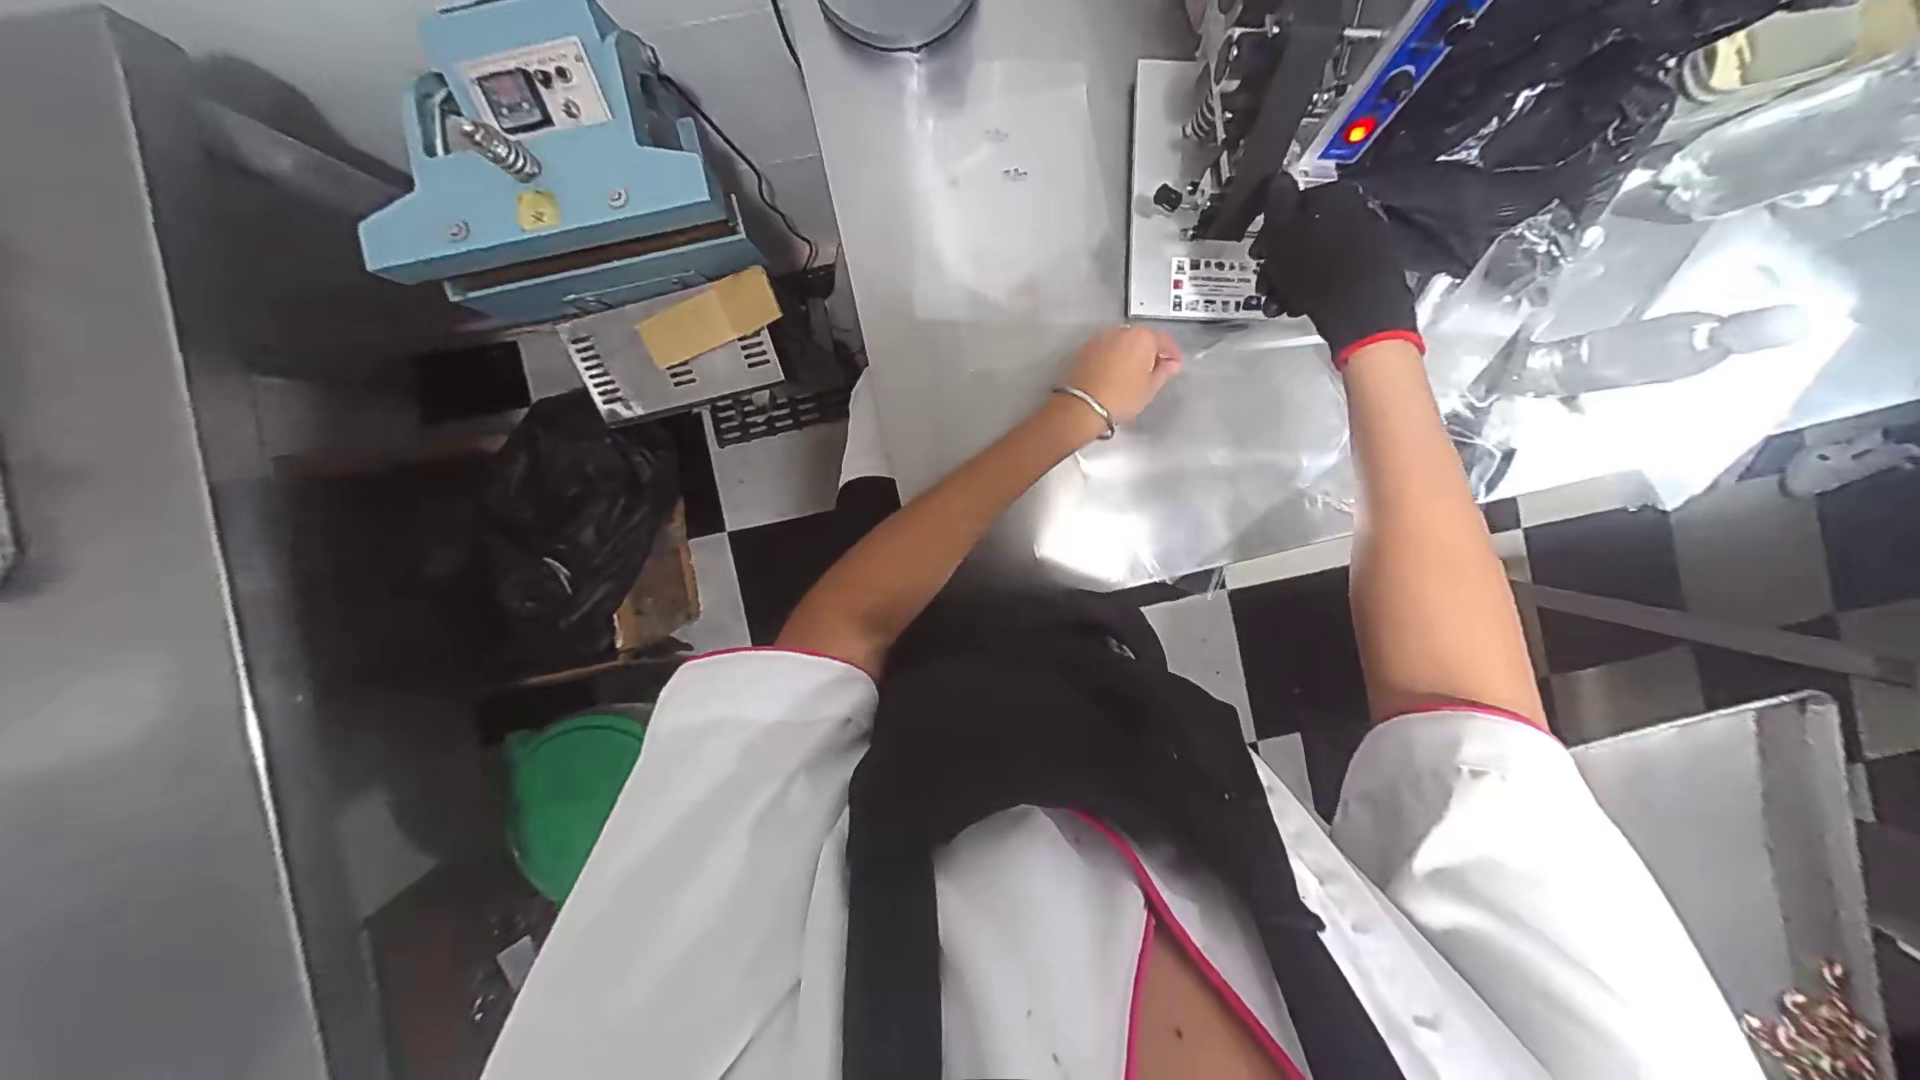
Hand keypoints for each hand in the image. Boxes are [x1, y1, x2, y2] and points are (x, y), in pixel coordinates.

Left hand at [1060, 326, 1183, 426]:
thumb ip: (1164, 372)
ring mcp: (1101, 338)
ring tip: (1134, 372)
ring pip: (1123, 342)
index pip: (1164, 340)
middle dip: (1150, 351)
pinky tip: (1115, 372)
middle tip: (1155, 368)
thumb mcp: (1150, 388)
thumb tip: (1172, 364)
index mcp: (1143, 337)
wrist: (1082, 406)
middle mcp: (1122, 332)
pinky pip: (1107, 349)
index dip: (1172, 352)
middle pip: (1142, 338)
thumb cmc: (1121, 397)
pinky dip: (1114, 357)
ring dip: (1130, 353)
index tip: (1175, 362)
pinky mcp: (1086, 349)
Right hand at [1250, 176, 1420, 367]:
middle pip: (1302, 235)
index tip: (1258, 253)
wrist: (1357, 308)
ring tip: (1276, 301)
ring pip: (1313, 259)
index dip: (1268, 233)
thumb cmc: (1316, 269)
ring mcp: (1365, 241)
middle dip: (1278, 263)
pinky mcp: (1369, 268)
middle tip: (1265, 282)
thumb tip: (1276, 178)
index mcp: (1335, 194)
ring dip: (1288, 282)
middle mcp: (1355, 211)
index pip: (1291, 206)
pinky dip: (1309, 289)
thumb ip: (1276, 200)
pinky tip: (1296, 305)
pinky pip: (1330, 275)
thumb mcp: (1282, 230)